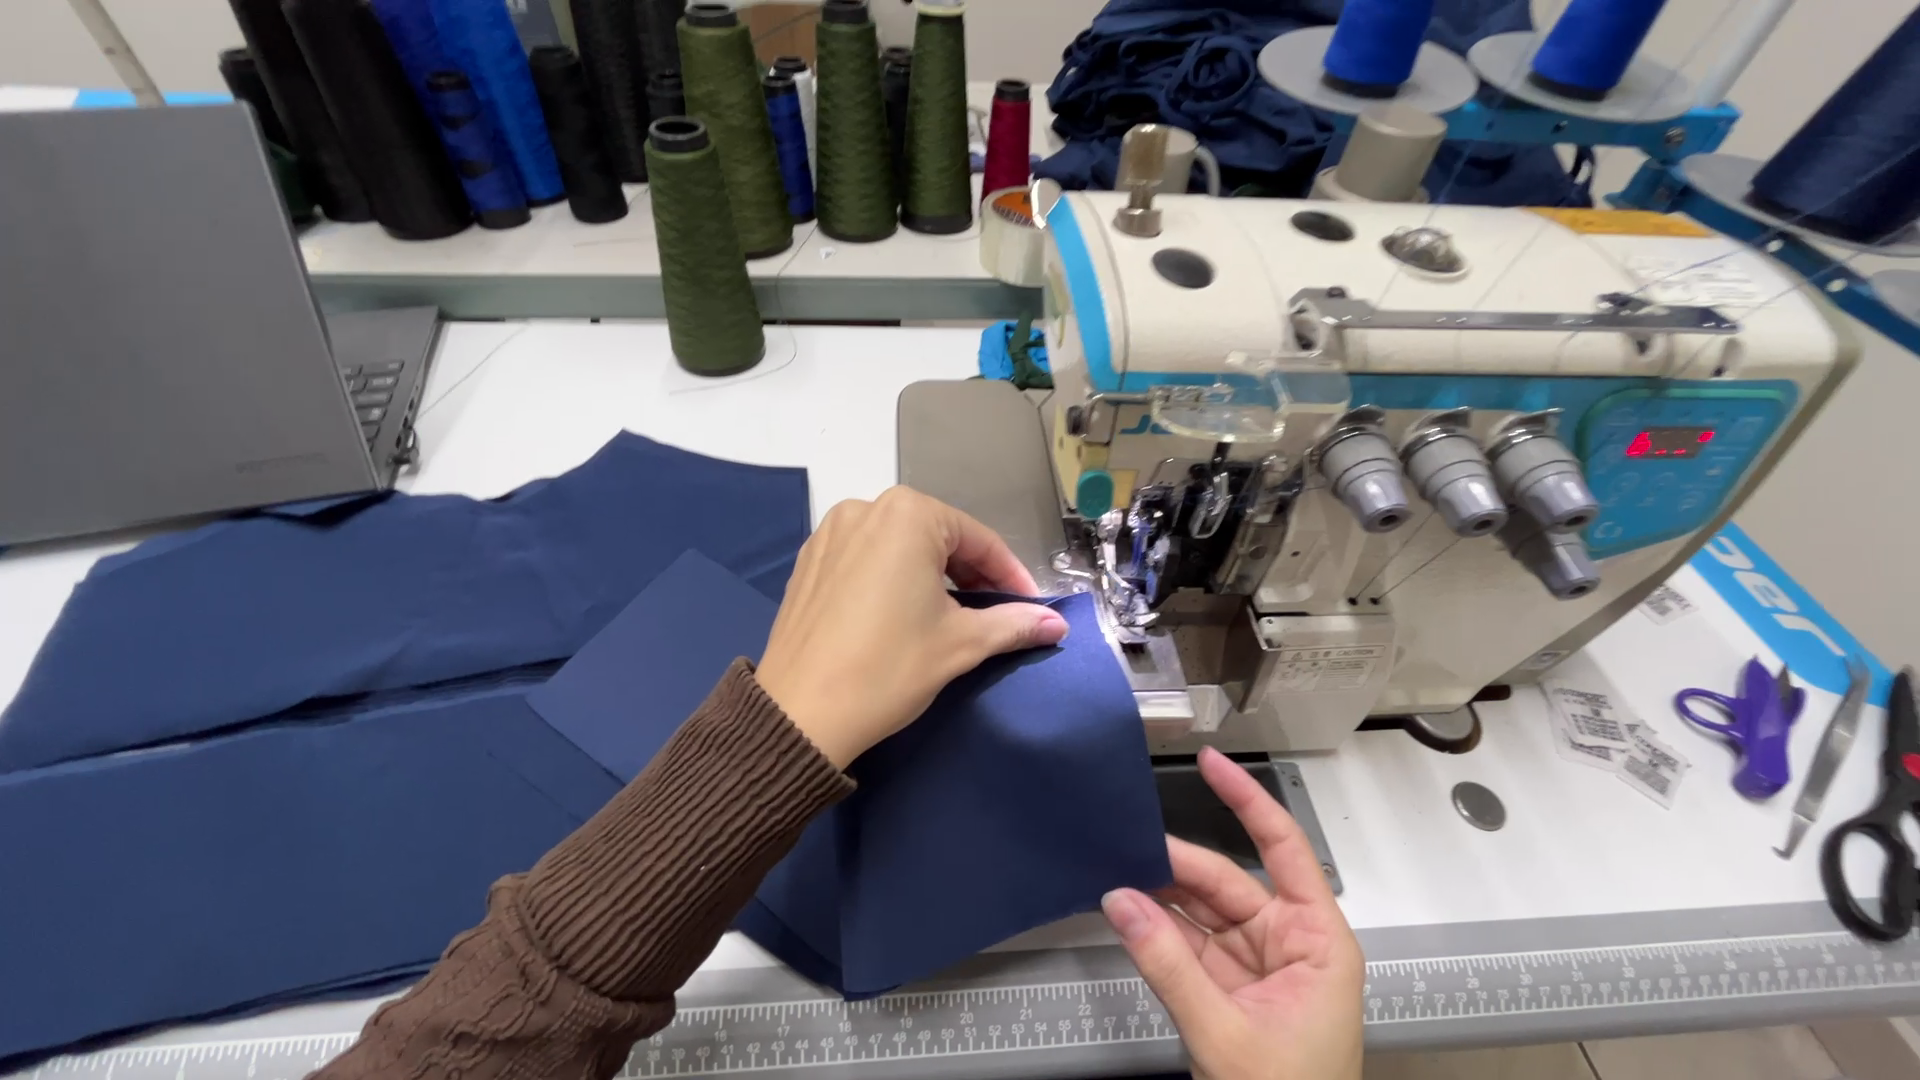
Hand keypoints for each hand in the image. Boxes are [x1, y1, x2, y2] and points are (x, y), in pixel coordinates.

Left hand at [755, 487, 1068, 768]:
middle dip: (971, 575)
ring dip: (932, 576)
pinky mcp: (808, 561)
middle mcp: (865, 508)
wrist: (800, 714)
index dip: (1011, 576)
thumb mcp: (961, 644)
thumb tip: (1057, 624)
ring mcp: (830, 532)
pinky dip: (892, 579)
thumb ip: (1014, 624)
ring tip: (950, 616)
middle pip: (937, 538)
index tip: (1031, 607)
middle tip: (994, 614)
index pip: (977, 540)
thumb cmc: (889, 668)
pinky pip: (866, 559)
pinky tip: (901, 614)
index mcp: (908, 514)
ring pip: (900, 547)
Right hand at [1101, 747, 1363, 1079]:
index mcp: (1316, 941)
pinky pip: (1184, 942)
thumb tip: (1116, 897)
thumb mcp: (1225, 1035)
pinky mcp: (1224, 988)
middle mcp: (1287, 941)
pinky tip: (1122, 908)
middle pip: (1225, 881)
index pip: (1283, 850)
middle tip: (1119, 843)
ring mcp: (1252, 965)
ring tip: (1110, 870)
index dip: (1247, 802)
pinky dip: (1153, 928)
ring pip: (1198, 909)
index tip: (1211, 762)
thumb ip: (1167, 964)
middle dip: (1173, 863)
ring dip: (1156, 894)